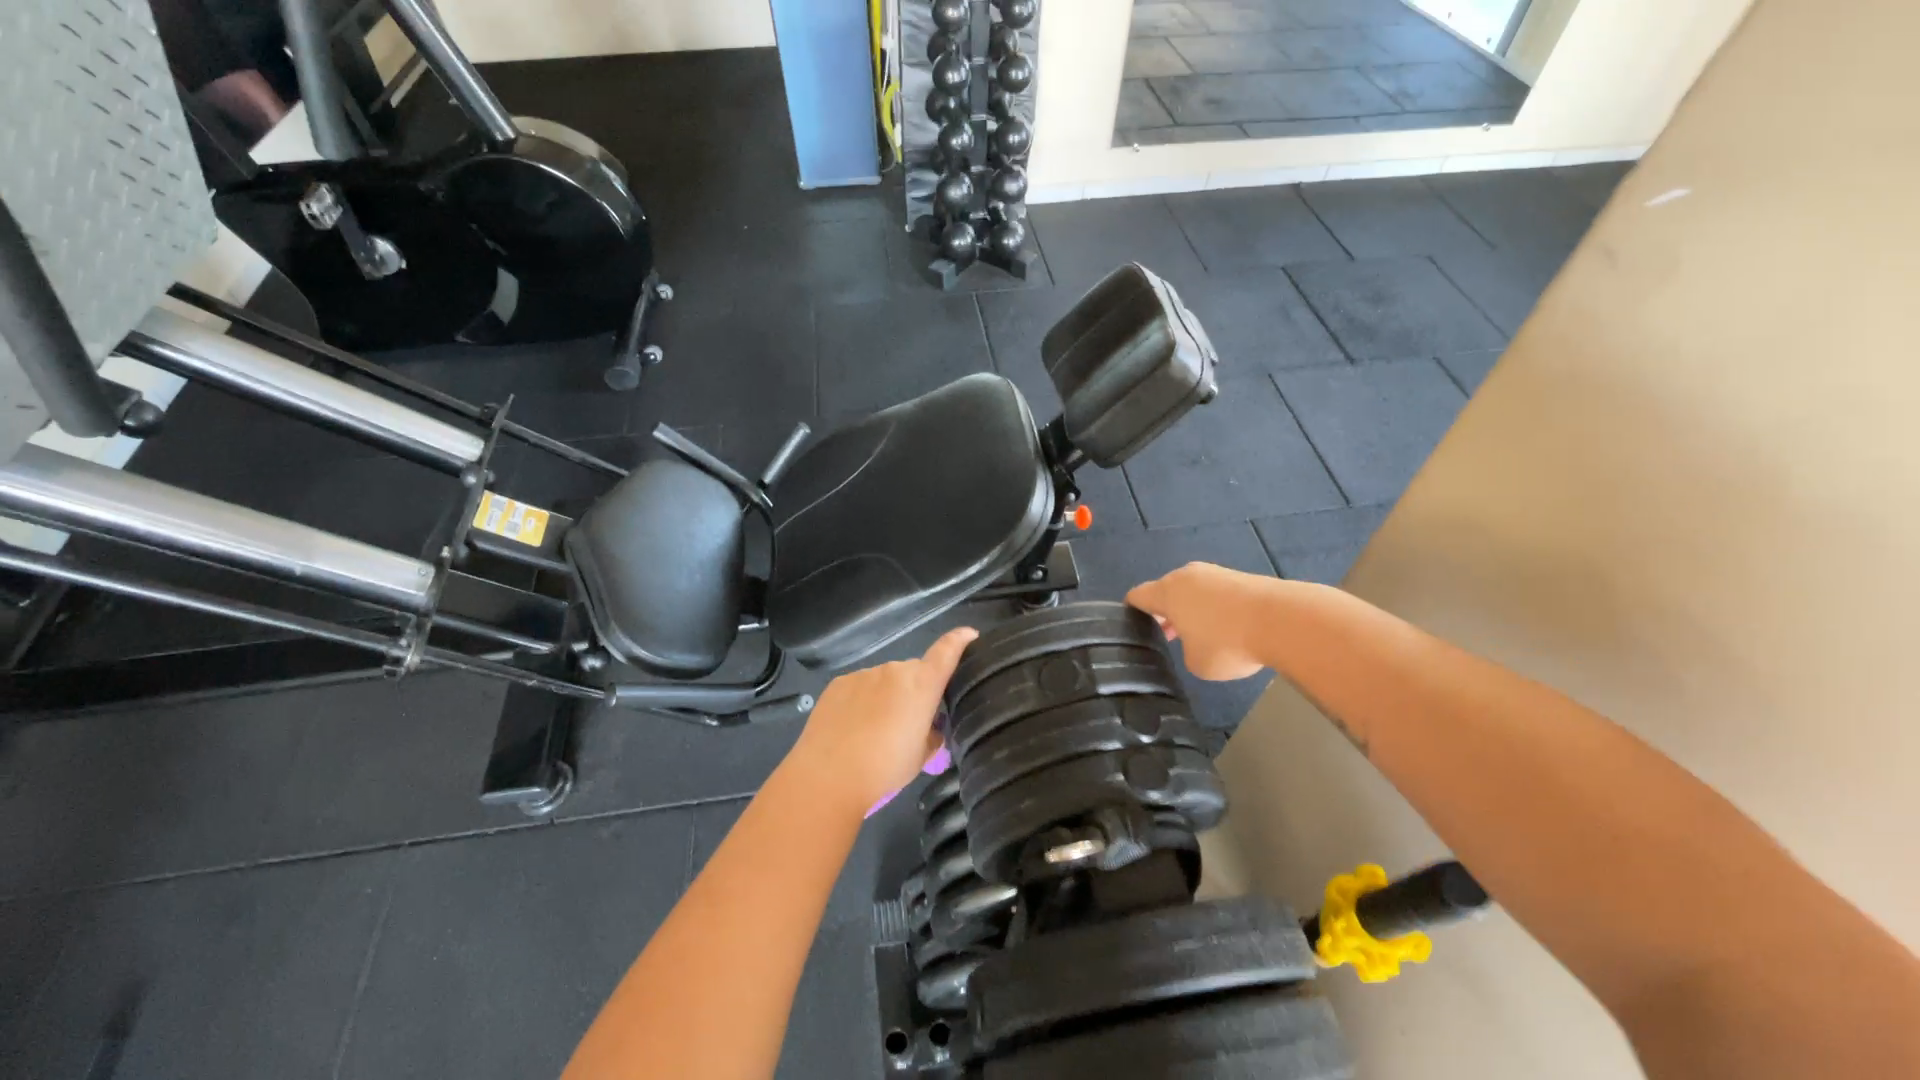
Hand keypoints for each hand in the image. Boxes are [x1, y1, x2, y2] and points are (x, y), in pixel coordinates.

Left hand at [784, 627, 978, 817]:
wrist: (829, 775)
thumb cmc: (885, 767)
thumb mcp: (921, 757)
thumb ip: (932, 735)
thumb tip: (930, 728)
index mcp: (922, 685)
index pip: (946, 651)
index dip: (959, 640)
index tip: (969, 634)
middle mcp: (895, 671)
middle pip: (913, 673)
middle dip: (915, 691)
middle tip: (907, 723)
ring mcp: (864, 674)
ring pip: (884, 681)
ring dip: (886, 697)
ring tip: (874, 731)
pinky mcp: (838, 683)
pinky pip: (860, 687)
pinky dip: (862, 701)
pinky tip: (852, 727)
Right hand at [1126, 562, 1281, 679]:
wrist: (1283, 621)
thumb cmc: (1228, 643)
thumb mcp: (1196, 663)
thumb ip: (1187, 651)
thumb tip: (1199, 642)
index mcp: (1167, 592)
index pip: (1137, 596)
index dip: (1131, 612)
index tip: (1132, 628)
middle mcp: (1188, 576)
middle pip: (1166, 592)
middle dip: (1166, 613)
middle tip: (1169, 638)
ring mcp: (1217, 574)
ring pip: (1194, 592)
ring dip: (1192, 611)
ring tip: (1201, 636)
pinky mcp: (1242, 578)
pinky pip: (1218, 594)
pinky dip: (1217, 610)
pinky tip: (1228, 630)